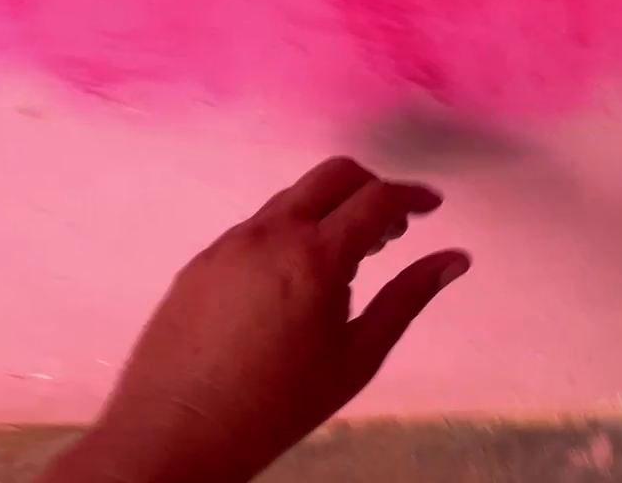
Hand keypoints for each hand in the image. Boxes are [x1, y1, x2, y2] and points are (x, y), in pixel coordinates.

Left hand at [41, 157, 469, 482]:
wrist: (163, 448)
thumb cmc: (275, 406)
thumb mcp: (357, 357)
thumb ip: (409, 297)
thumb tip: (458, 258)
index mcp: (316, 256)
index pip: (378, 198)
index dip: (413, 195)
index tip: (432, 206)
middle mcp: (272, 235)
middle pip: (336, 174)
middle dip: (373, 185)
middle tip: (390, 226)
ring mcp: (230, 245)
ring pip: (296, 195)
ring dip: (331, 208)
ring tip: (345, 258)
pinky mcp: (200, 262)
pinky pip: (260, 224)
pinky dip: (293, 229)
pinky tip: (294, 278)